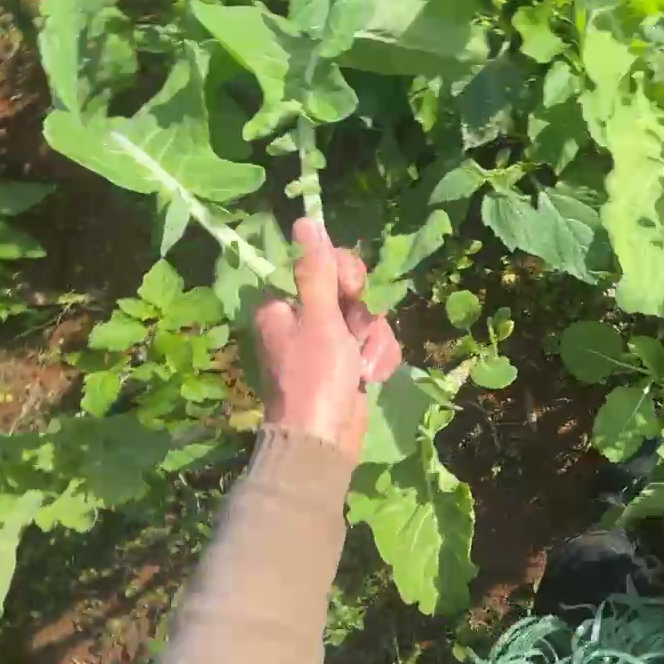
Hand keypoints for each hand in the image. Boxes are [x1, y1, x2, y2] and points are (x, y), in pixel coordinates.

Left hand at [253, 218, 402, 458]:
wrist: (323, 442)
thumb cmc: (315, 379)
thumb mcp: (320, 320)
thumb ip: (316, 271)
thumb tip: (305, 221)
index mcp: (286, 304)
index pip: (324, 265)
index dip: (347, 276)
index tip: (353, 292)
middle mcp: (305, 320)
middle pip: (353, 292)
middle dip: (366, 317)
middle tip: (358, 335)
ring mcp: (329, 343)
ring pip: (369, 320)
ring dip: (375, 344)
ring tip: (365, 369)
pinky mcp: (349, 364)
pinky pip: (374, 345)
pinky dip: (378, 360)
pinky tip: (371, 379)